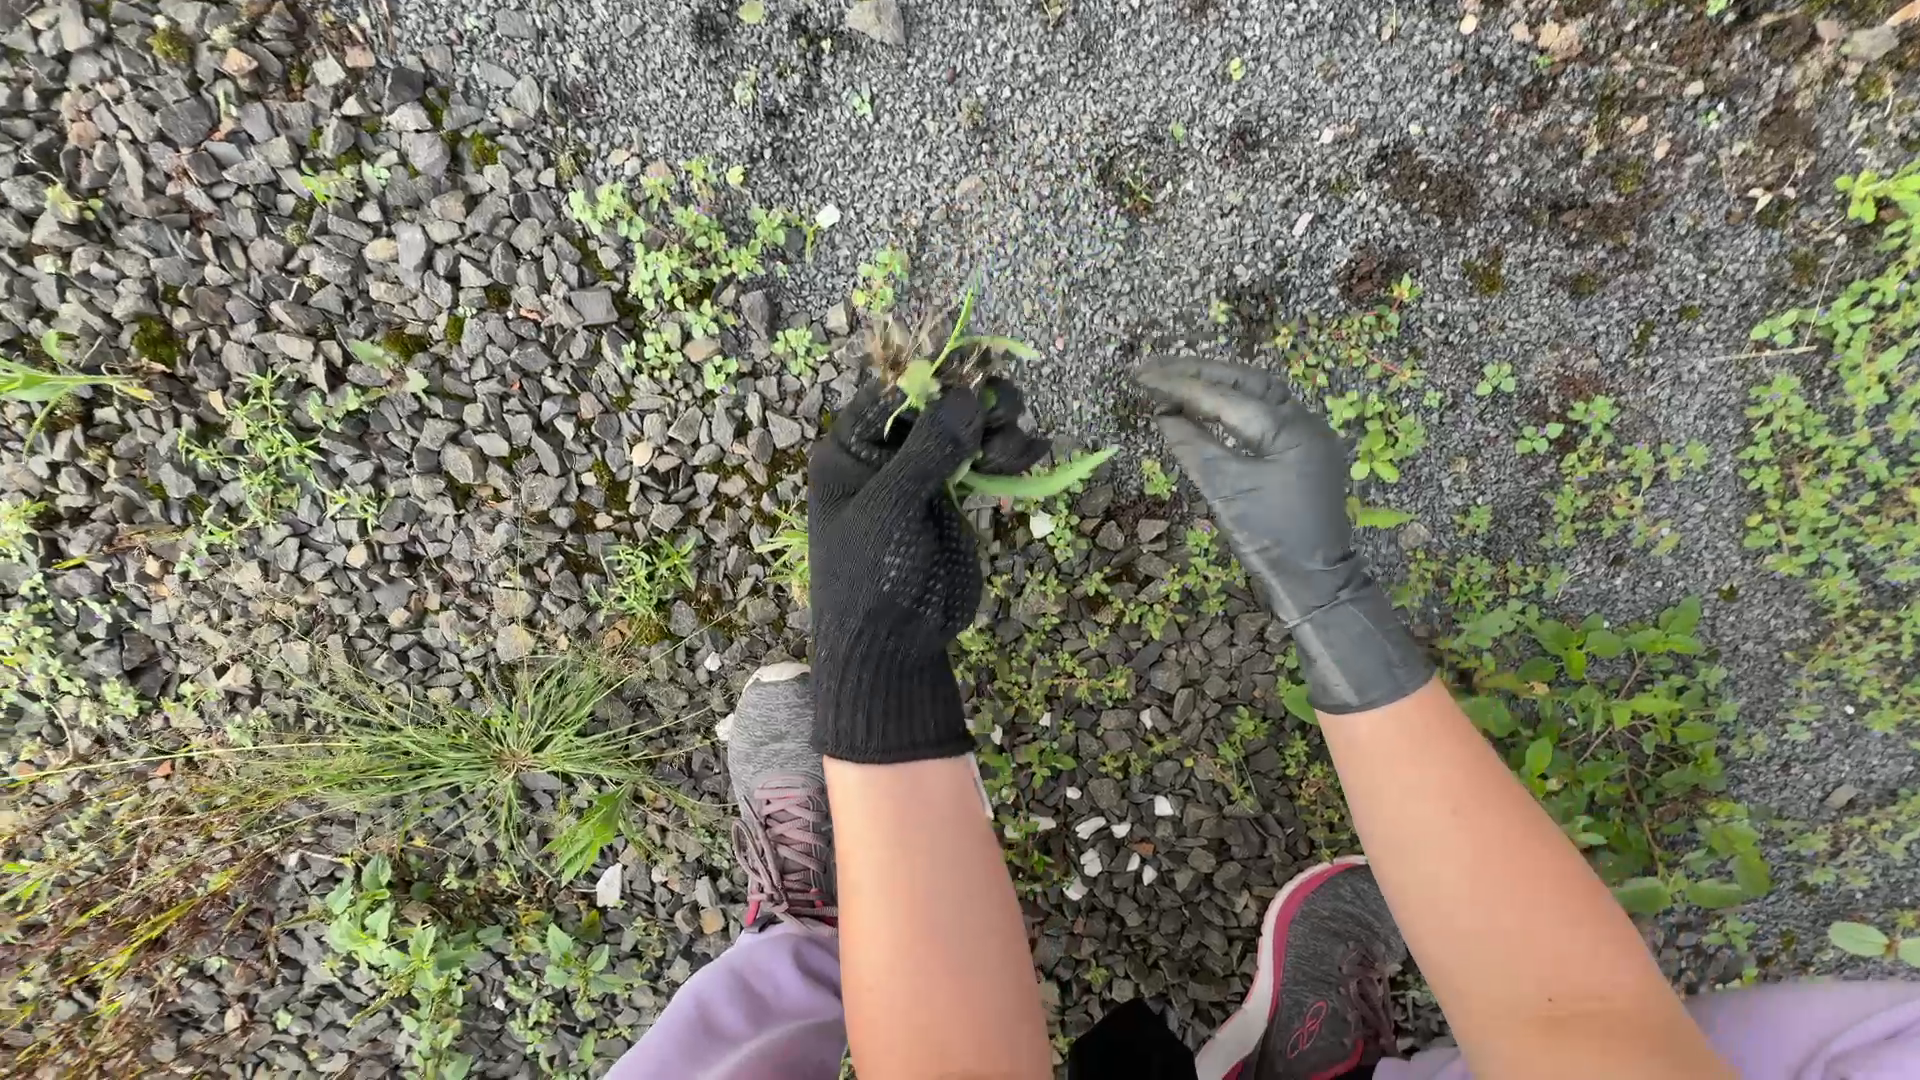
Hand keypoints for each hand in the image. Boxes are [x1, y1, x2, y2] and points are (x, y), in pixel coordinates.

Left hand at [807, 377, 1047, 761]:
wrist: (892, 643)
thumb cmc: (873, 574)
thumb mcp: (891, 509)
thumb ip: (928, 451)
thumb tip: (968, 395)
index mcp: (853, 449)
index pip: (894, 393)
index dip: (936, 380)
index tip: (977, 378)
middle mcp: (888, 453)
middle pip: (939, 404)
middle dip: (977, 403)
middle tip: (1007, 412)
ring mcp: (924, 474)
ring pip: (969, 428)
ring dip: (1000, 429)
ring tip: (1017, 451)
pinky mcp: (955, 497)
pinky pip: (985, 460)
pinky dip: (1011, 454)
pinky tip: (1033, 457)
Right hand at [1135, 358, 1431, 713]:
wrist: (1316, 579)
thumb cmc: (1270, 537)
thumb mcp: (1224, 492)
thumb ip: (1193, 447)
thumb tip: (1163, 416)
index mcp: (1289, 429)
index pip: (1226, 396)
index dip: (1181, 385)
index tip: (1142, 376)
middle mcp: (1304, 420)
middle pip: (1245, 380)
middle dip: (1197, 371)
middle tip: (1152, 367)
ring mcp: (1307, 433)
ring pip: (1257, 391)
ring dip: (1215, 382)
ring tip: (1173, 377)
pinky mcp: (1302, 448)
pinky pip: (1264, 412)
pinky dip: (1231, 402)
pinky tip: (1205, 404)